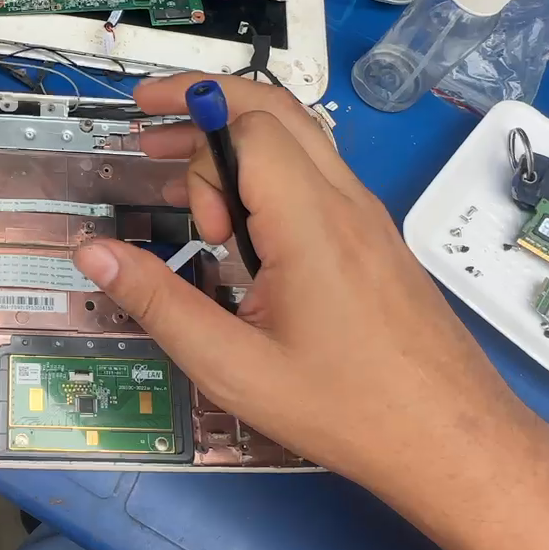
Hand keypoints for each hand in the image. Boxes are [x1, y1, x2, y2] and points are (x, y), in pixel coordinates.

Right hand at [71, 76, 548, 510]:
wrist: (456, 445)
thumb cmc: (343, 408)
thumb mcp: (231, 365)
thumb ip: (157, 301)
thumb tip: (92, 252)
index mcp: (310, 222)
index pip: (251, 127)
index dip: (196, 140)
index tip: (162, 176)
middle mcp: (344, 202)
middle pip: (274, 110)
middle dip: (203, 104)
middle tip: (144, 123)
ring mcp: (365, 216)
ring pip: (294, 140)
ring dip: (231, 144)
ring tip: (177, 180)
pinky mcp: (371, 238)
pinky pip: (310, 177)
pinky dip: (260, 176)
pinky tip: (233, 227)